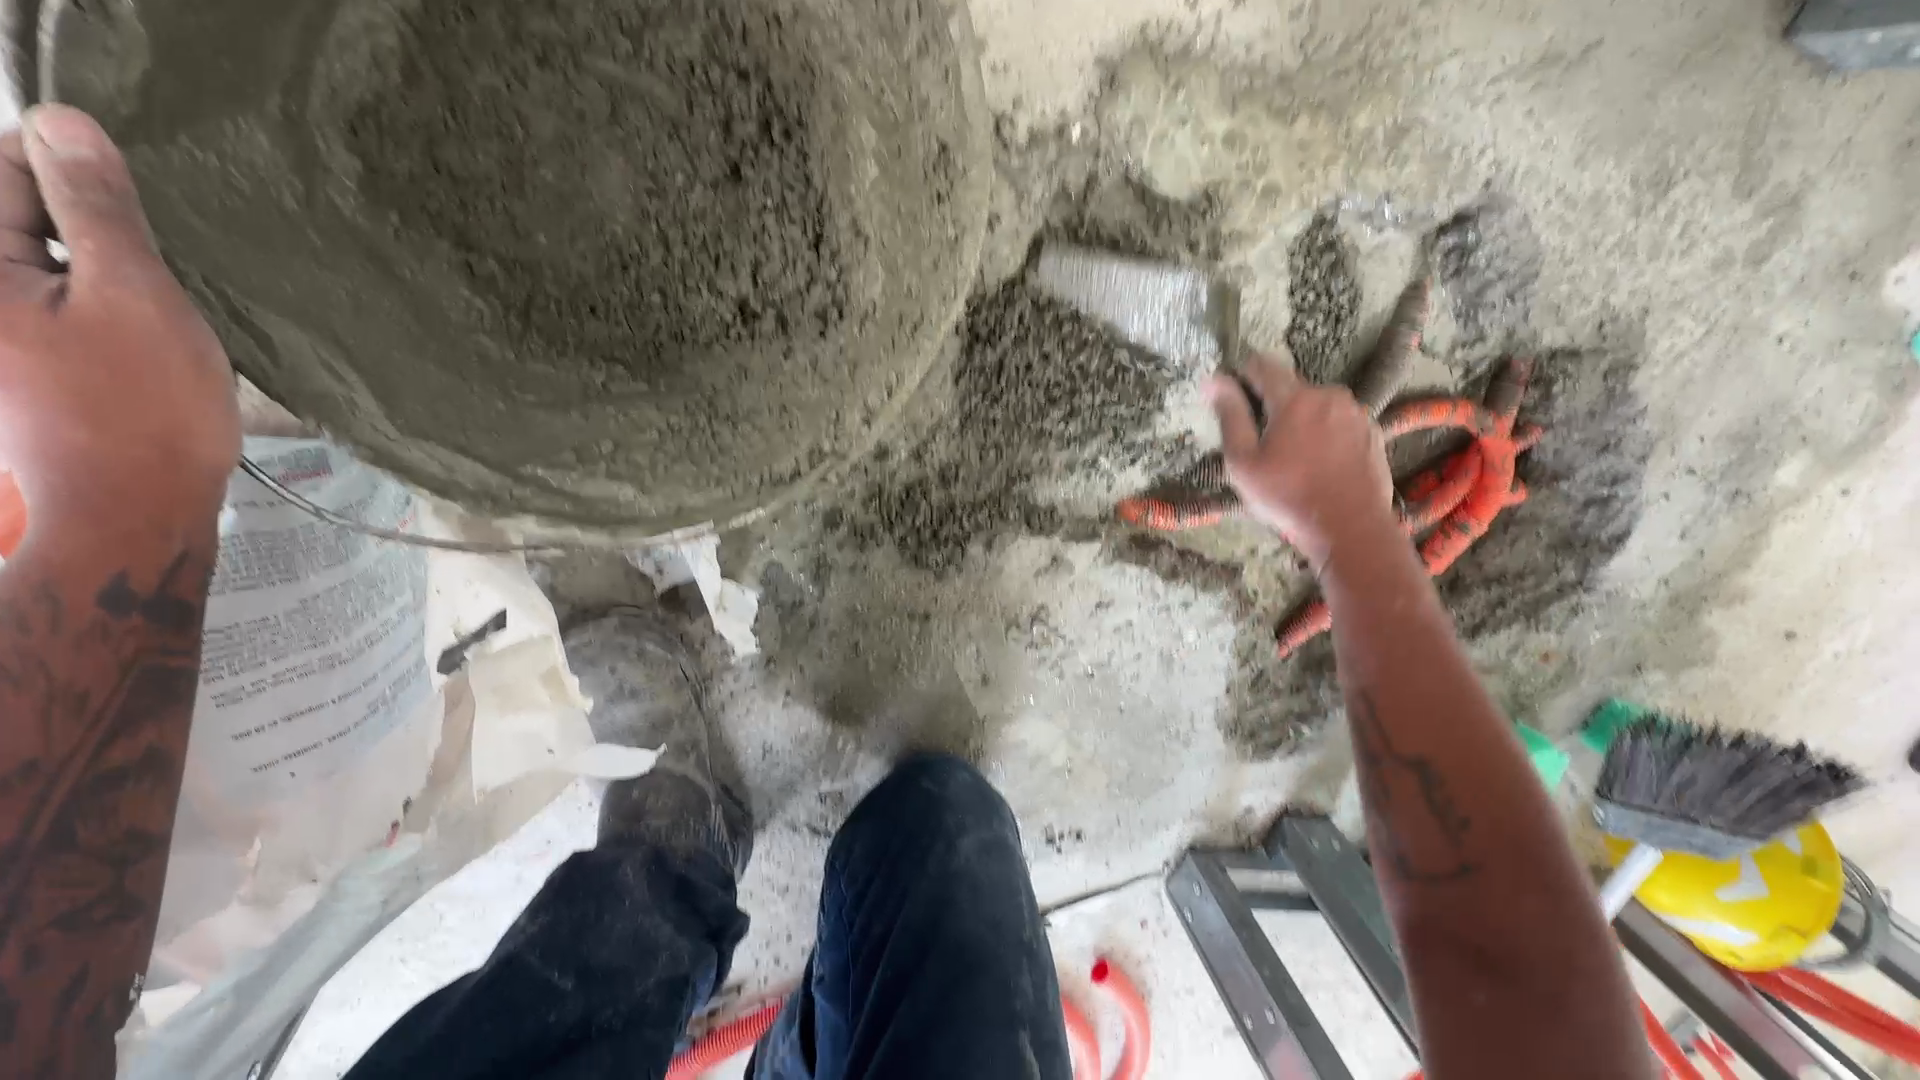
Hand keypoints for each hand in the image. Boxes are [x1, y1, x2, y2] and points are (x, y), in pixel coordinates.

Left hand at [0, 105, 237, 533]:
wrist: (136, 512)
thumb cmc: (141, 404)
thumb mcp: (135, 296)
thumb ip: (95, 208)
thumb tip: (64, 120)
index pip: (3, 163)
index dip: (78, 169)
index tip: (144, 208)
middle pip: (21, 211)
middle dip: (95, 223)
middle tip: (161, 266)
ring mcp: (3, 332)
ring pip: (50, 257)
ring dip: (108, 266)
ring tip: (161, 306)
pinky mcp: (27, 360)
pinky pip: (62, 300)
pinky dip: (108, 302)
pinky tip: (148, 334)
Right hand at [1204, 352, 1393, 568]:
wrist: (1351, 528)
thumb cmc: (1287, 496)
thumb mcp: (1243, 462)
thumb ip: (1230, 416)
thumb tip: (1215, 380)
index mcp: (1295, 398)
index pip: (1261, 365)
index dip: (1241, 376)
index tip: (1231, 399)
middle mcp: (1329, 395)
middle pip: (1291, 388)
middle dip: (1272, 406)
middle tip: (1262, 444)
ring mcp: (1356, 413)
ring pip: (1317, 405)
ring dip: (1301, 420)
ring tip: (1293, 458)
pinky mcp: (1373, 432)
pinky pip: (1340, 423)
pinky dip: (1325, 434)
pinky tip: (1320, 464)